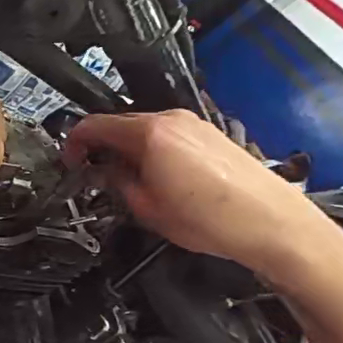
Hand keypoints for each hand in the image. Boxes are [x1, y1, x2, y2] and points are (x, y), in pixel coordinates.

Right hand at [62, 110, 340, 274]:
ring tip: (134, 184)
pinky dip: (155, 150)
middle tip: (99, 176)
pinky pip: (169, 135)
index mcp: (149, 133)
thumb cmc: (214, 220)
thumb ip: (117, 183)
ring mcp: (194, 123)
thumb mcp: (148, 209)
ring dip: (130, 150)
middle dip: (104, 148)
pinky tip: (163, 180)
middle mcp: (171, 119)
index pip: (95, 125)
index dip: (75, 143)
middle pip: (121, 123)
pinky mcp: (210, 133)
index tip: (71, 160)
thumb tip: (105, 173)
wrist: (271, 223)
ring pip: (145, 130)